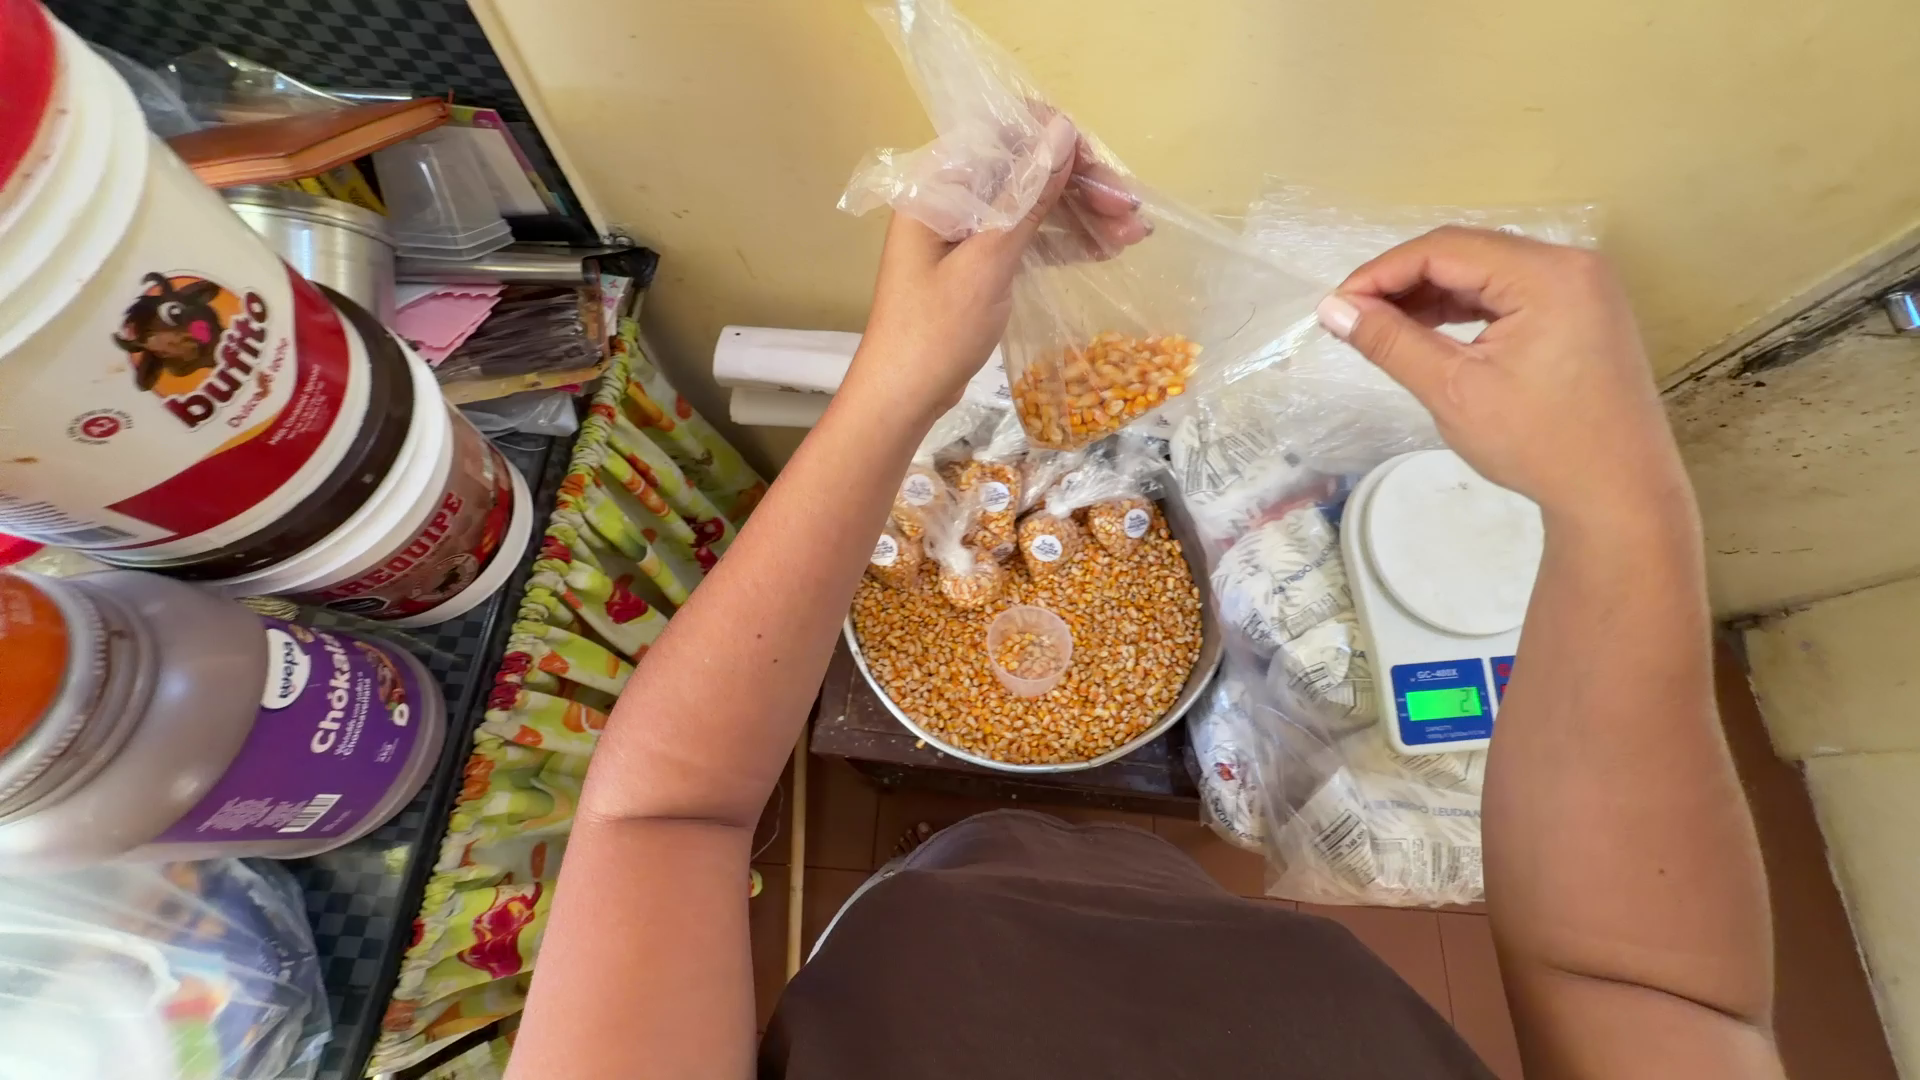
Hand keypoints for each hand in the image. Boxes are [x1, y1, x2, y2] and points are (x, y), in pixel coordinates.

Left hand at [844, 115, 1146, 423]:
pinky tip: (1104, 250)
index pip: (1005, 135)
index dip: (1058, 145)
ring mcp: (965, 234)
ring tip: (1133, 236)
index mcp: (937, 185)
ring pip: (1031, 208)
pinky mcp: (977, 265)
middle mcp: (950, 199)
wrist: (903, 397)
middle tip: (1131, 214)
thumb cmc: (936, 332)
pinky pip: (1025, 241)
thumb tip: (1063, 130)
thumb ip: (1026, 197)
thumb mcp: (987, 263)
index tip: (1100, 172)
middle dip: (1081, 187)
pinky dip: (1061, 244)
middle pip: (1025, 173)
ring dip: (1081, 217)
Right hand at [1315, 227, 1692, 528]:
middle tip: (1348, 318)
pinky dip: (1454, 309)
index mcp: (1546, 275)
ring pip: (1479, 274)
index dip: (1379, 272)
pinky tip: (1420, 331)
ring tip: (1375, 328)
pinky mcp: (1572, 313)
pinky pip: (1500, 296)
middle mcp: (1567, 266)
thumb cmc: (1534, 440)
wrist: (1613, 489)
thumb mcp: (1450, 389)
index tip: (1334, 308)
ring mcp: (1575, 288)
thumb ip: (1389, 341)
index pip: (1444, 249)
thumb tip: (1332, 310)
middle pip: (1463, 253)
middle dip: (1399, 282)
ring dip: (1423, 295)